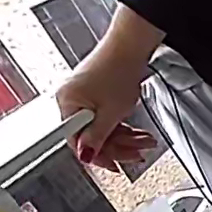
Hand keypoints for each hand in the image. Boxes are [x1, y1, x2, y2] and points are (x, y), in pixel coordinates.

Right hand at [57, 5, 163, 166]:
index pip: (78, 142)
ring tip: (144, 141)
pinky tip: (136, 132)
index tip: (115, 166)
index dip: (99, 156)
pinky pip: (105, 119)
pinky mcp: (94, 95)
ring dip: (126, 138)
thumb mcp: (110, 114)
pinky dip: (122, 127)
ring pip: (103, 129)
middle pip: (93, 136)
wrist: (130, 45)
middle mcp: (71, 101)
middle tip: (137, 153)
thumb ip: (97, 138)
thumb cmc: (118, 70)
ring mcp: (83, 98)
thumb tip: (85, 156)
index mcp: (68, 105)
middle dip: (119, 147)